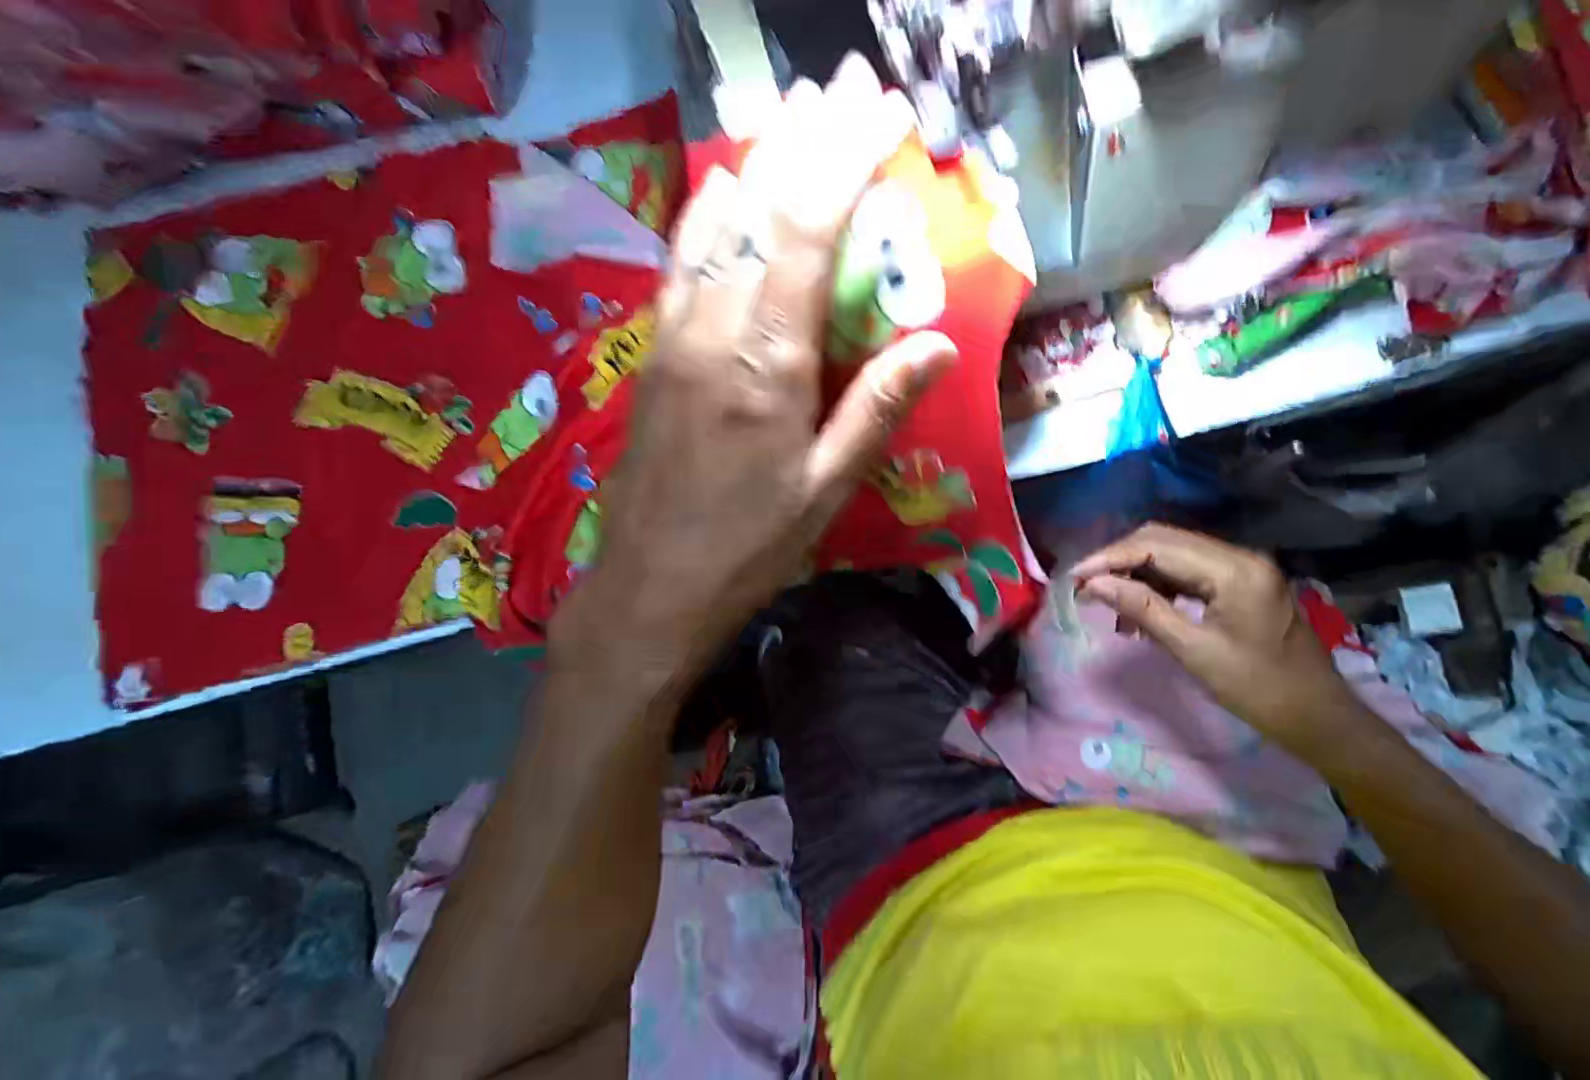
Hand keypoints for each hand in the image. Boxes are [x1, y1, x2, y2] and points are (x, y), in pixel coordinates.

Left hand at [550, 56, 956, 679]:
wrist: (649, 587)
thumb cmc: (749, 547)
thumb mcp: (827, 489)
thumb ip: (878, 409)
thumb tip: (941, 345)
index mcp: (767, 362)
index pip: (807, 231)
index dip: (845, 158)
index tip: (881, 108)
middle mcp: (713, 327)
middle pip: (757, 205)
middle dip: (805, 135)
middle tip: (845, 83)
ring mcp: (673, 333)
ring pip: (711, 220)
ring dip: (755, 159)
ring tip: (793, 114)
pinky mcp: (653, 351)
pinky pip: (681, 259)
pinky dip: (709, 209)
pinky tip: (724, 187)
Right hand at [1072, 524, 1375, 762]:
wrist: (1317, 715)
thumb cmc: (1258, 689)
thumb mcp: (1193, 651)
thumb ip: (1143, 609)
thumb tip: (1094, 584)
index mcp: (1233, 569)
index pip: (1158, 545)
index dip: (1110, 557)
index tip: (1076, 577)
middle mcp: (1239, 556)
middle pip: (1164, 540)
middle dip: (1119, 560)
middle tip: (1086, 587)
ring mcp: (1242, 566)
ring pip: (1174, 553)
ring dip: (1137, 573)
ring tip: (1110, 604)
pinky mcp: (1241, 581)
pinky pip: (1189, 570)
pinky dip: (1159, 585)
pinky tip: (1140, 611)